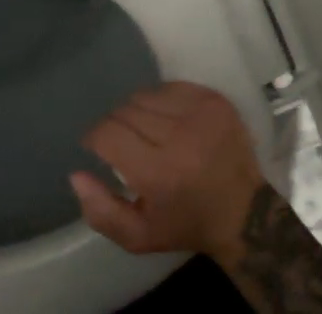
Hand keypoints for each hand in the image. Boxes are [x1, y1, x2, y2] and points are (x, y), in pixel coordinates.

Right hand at [70, 82, 267, 262]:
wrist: (245, 213)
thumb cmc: (186, 224)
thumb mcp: (139, 235)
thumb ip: (101, 211)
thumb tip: (76, 174)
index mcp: (159, 173)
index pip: (108, 134)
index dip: (94, 138)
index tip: (96, 147)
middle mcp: (180, 137)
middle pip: (124, 111)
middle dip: (116, 126)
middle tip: (124, 144)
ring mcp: (200, 114)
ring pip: (145, 95)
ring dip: (138, 111)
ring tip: (147, 132)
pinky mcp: (215, 100)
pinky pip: (170, 87)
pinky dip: (161, 101)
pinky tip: (168, 120)